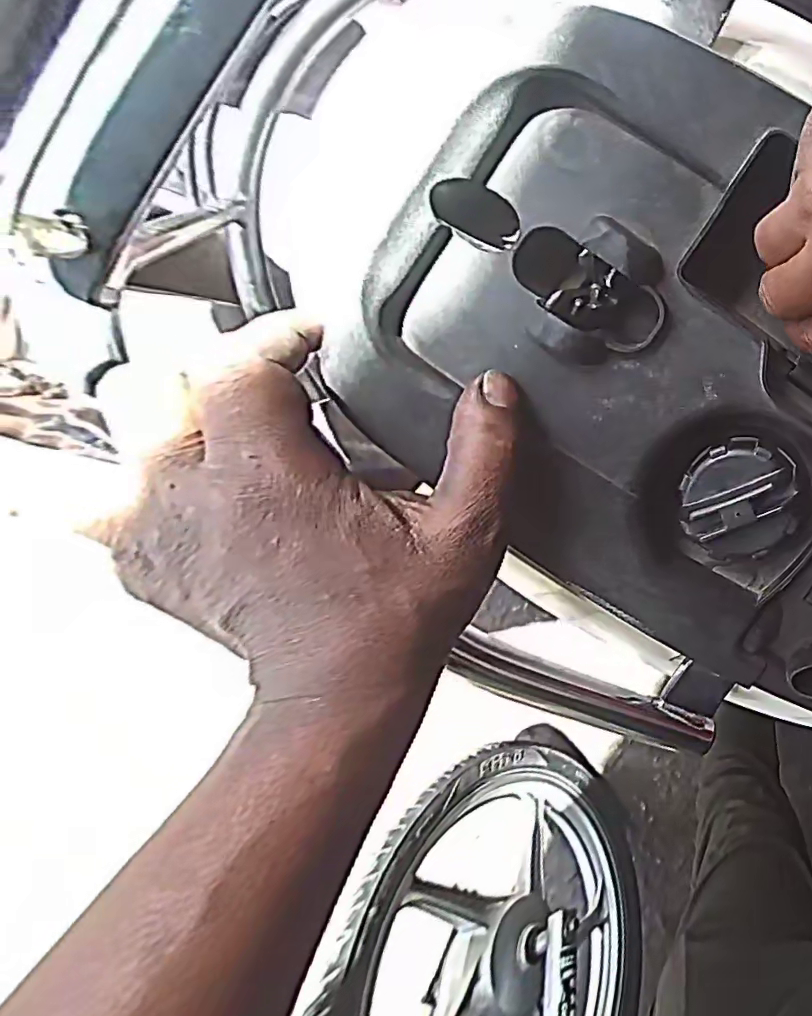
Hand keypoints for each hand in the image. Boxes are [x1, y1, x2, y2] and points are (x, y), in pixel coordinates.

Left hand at [94, 314, 519, 706]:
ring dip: (197, 417)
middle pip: (163, 382)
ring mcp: (150, 526)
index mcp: (268, 476)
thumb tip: (492, 392)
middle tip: (296, 389)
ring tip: (266, 436)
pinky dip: (170, 470)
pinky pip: (116, 484)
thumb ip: (484, 451)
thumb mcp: (468, 527)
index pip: (236, 363)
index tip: (316, 335)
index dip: (280, 335)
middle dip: (232, 374)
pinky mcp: (138, 554)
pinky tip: (233, 490)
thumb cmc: (400, 611)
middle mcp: (187, 492)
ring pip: (130, 427)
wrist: (344, 681)